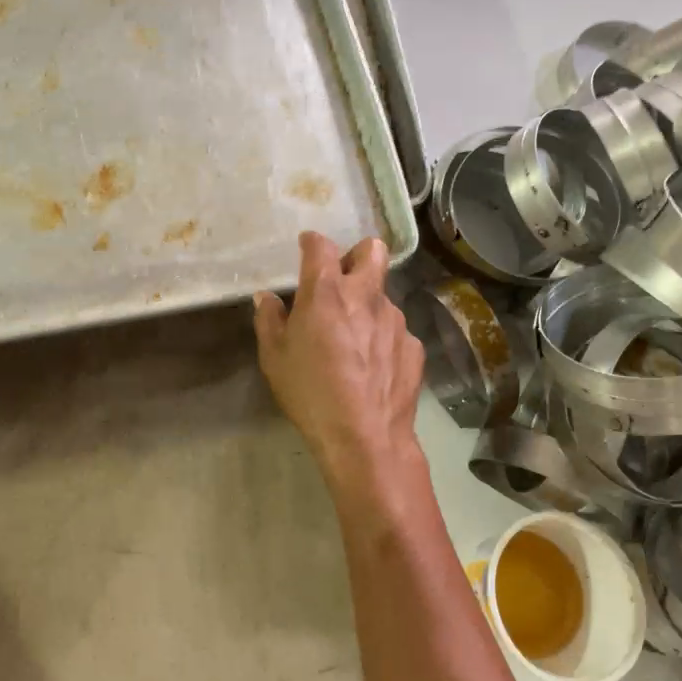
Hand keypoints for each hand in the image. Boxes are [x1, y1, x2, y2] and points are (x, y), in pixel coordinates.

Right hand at [253, 232, 424, 482]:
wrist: (364, 438)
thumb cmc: (310, 392)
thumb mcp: (274, 358)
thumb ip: (269, 320)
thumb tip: (267, 298)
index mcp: (327, 292)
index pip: (321, 246)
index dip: (312, 242)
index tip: (306, 248)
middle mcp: (366, 295)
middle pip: (372, 250)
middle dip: (357, 255)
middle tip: (341, 280)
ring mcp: (396, 320)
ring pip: (383, 295)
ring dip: (368, 306)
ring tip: (353, 340)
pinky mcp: (414, 346)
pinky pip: (396, 331)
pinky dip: (382, 339)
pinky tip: (372, 366)